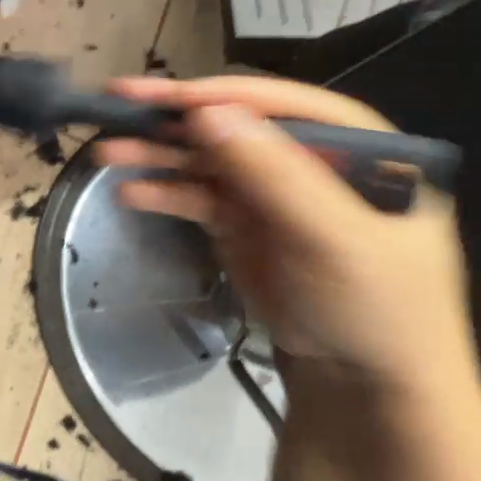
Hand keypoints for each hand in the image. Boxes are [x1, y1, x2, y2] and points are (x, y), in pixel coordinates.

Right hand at [94, 76, 478, 397]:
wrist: (365, 386)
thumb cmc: (374, 308)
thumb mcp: (333, 239)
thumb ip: (275, 175)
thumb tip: (206, 114)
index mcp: (364, 157)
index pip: (290, 107)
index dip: (228, 95)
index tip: (169, 95)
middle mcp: (315, 165)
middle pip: (237, 126)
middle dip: (176, 117)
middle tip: (118, 100)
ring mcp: (274, 195)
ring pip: (207, 158)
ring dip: (157, 152)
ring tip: (106, 151)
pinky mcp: (241, 222)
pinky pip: (194, 195)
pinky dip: (161, 191)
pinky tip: (129, 193)